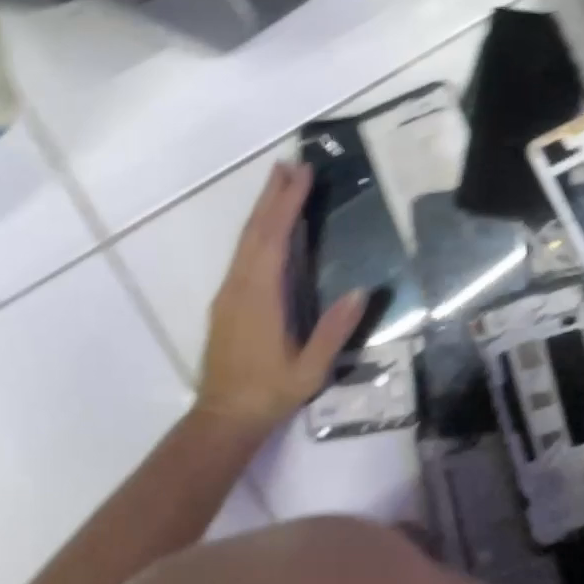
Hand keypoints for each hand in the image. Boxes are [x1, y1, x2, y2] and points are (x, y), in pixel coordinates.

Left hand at [195, 162, 365, 431]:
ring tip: (281, 182)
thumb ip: (334, 331)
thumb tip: (361, 291)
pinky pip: (244, 253)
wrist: (222, 420)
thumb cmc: (270, 393)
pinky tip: (270, 225)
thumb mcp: (310, 369)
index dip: (288, 205)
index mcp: (259, 298)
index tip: (303, 175)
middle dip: (273, 196)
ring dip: (263, 209)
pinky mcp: (228, 301)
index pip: (274, 240)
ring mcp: (229, 293)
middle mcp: (239, 287)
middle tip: (290, 163)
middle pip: (255, 231)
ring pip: (246, 240)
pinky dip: (258, 229)